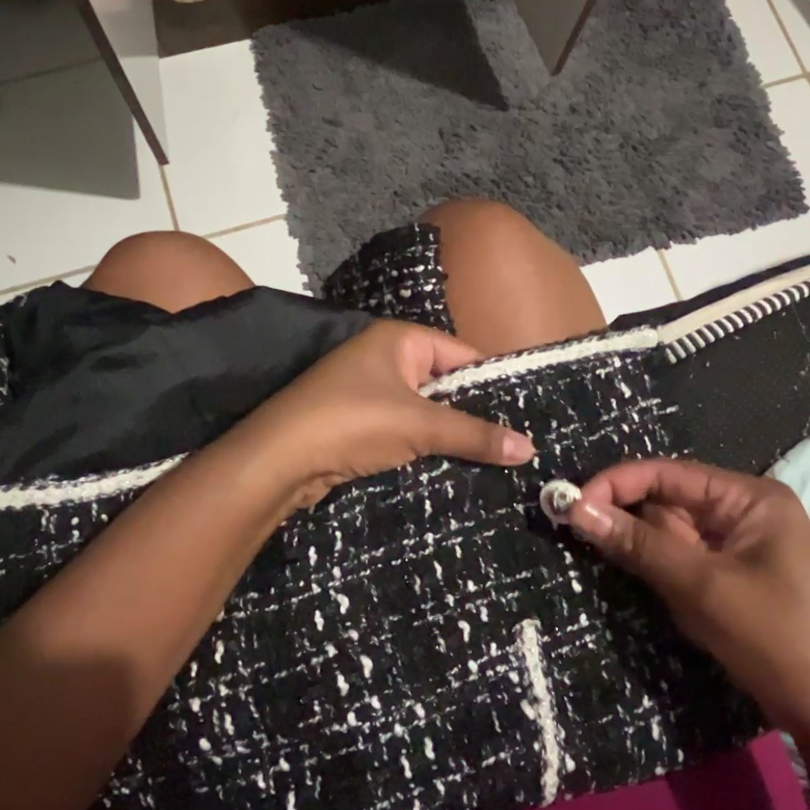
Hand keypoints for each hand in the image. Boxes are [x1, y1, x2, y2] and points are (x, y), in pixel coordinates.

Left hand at [224, 321, 535, 510]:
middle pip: (443, 384)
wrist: (280, 459)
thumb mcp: (420, 425)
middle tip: (518, 443)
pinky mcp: (358, 425)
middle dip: (472, 413)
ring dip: (449, 435)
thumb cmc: (353, 422)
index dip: (492, 382)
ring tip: (497, 461)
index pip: (460, 353)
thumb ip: (474, 435)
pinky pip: (404, 431)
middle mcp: (383, 359)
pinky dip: (424, 448)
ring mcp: (368, 393)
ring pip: (424, 412)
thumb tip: (530, 447)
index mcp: (398, 340)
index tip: (527, 413)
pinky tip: (453, 469)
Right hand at [567, 459, 809, 743]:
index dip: (617, 484)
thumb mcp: (701, 587)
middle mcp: (748, 515)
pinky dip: (673, 582)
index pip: (668, 473)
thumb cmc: (778, 638)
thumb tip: (576, 508)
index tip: (572, 507)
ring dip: (655, 561)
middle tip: (592, 548)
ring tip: (665, 595)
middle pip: (670, 504)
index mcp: (751, 498)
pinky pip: (691, 568)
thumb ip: (637, 544)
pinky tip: (681, 610)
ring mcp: (747, 551)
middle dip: (634, 527)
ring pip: (676, 539)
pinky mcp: (742, 584)